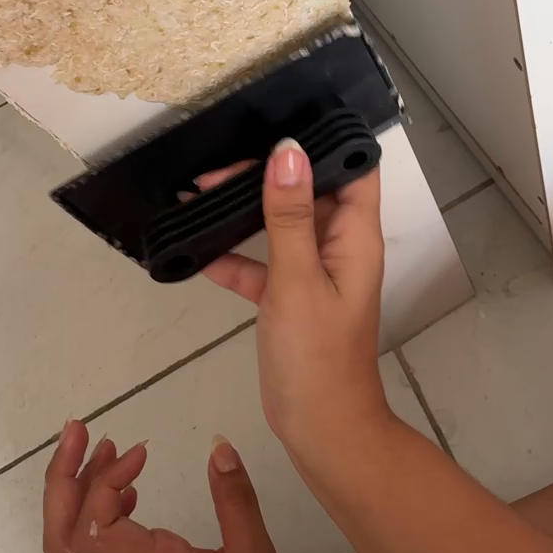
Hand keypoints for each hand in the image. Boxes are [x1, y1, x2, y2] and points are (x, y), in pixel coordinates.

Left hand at [43, 420, 283, 552]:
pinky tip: (127, 485)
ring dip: (72, 489)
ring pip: (69, 544)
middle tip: (78, 430)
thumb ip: (238, 503)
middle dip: (60, 478)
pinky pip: (89, 547)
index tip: (141, 451)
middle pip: (62, 539)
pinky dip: (91, 506)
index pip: (95, 531)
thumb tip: (218, 446)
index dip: (103, 482)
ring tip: (103, 446)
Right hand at [198, 138, 392, 451]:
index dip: (329, 142)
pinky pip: (262, 264)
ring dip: (244, 212)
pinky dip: (235, 257)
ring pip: (281, 225)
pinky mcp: (290, 296)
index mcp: (355, 235)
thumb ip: (290, 215)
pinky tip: (197, 252)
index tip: (285, 122)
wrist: (319, 431)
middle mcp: (339, 246)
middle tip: (217, 168)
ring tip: (199, 193)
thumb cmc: (317, 355)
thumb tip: (288, 150)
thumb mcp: (297, 279)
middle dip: (267, 175)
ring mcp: (314, 271)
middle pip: (308, 192)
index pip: (355, 170)